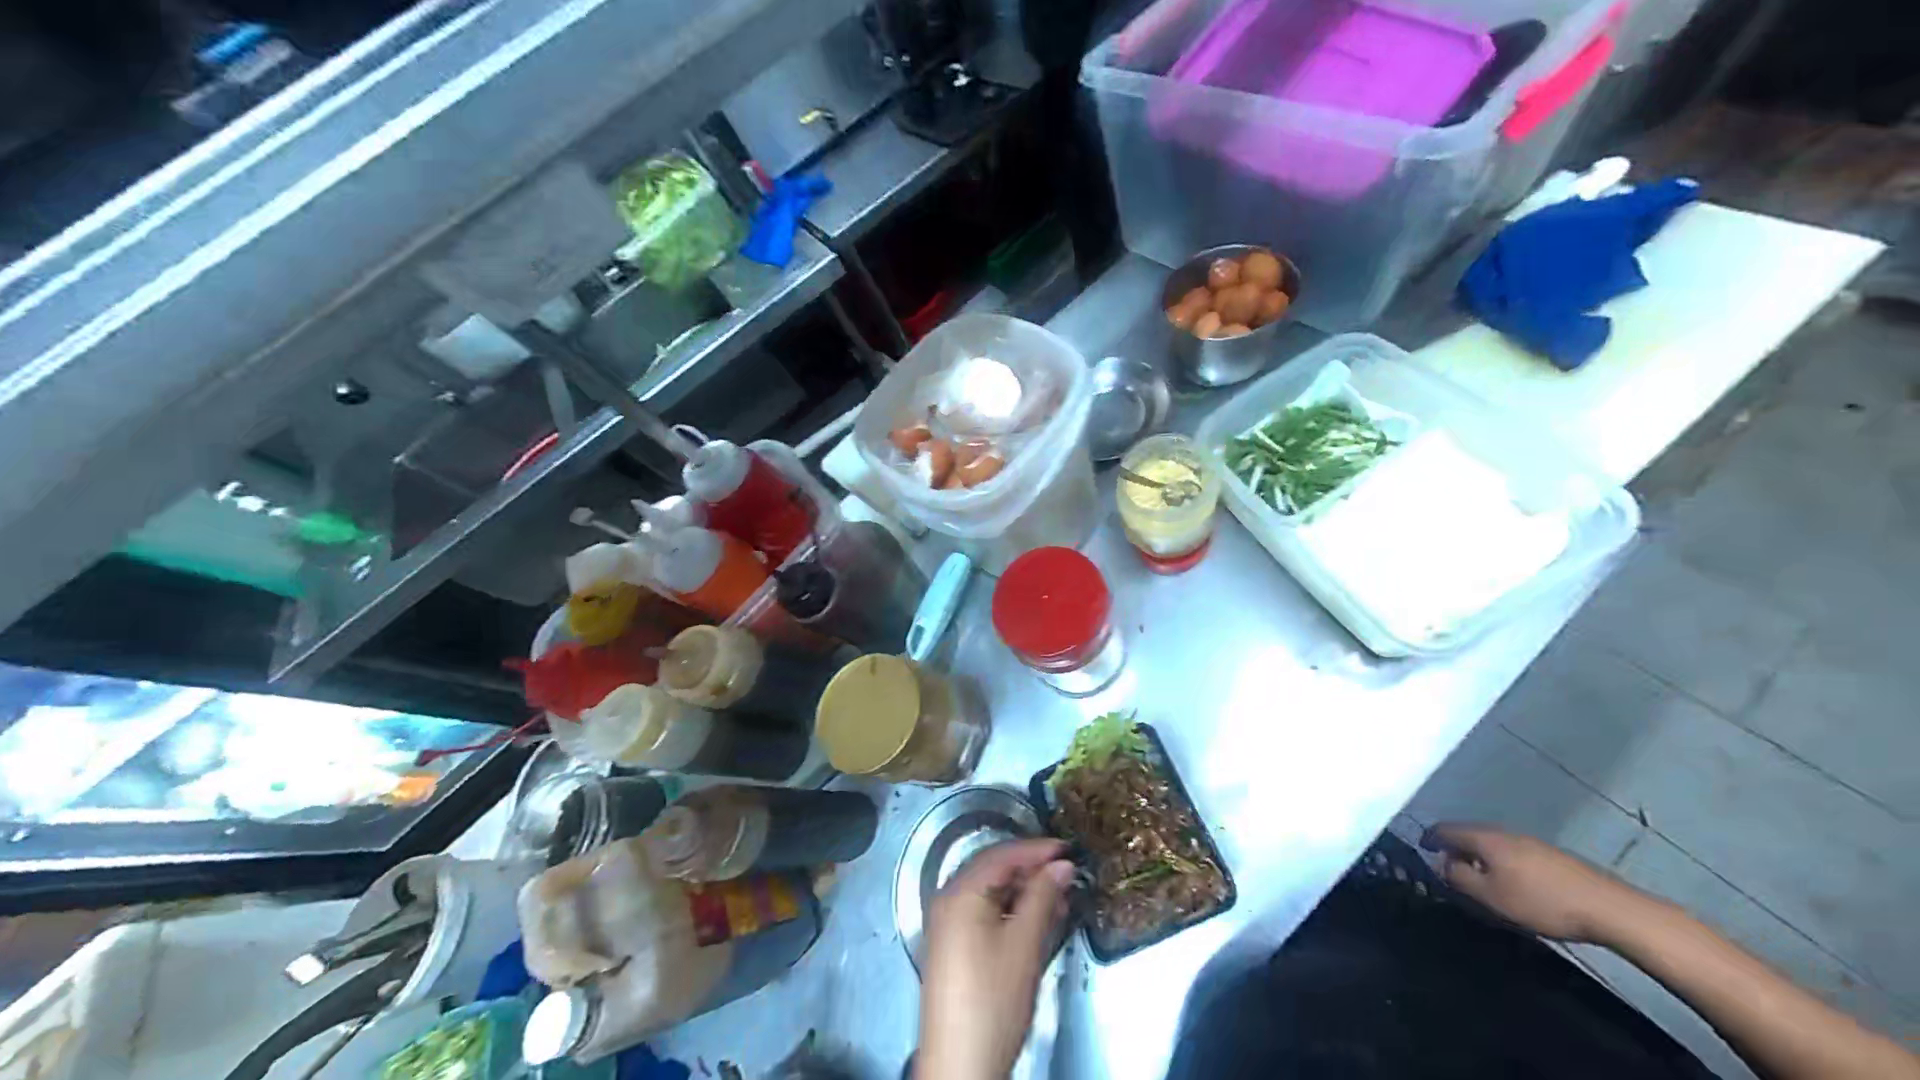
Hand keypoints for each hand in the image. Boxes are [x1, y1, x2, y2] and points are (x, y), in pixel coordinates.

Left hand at [915, 838, 1075, 1079]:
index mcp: (960, 892)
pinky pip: (985, 913)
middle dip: (1031, 870)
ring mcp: (948, 924)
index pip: (1001, 855)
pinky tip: (1037, 921)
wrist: (960, 1065)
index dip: (1036, 849)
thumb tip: (1062, 865)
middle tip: (1066, 875)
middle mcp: (948, 900)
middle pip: (993, 870)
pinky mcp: (954, 946)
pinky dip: (1012, 911)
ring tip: (1060, 899)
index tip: (1068, 849)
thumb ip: (1043, 897)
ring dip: (1024, 891)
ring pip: (991, 893)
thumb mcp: (1024, 945)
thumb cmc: (993, 1000)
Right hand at [1423, 823, 1647, 943]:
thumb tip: (1442, 863)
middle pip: (1469, 833)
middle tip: (1448, 867)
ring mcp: (1531, 842)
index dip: (1430, 837)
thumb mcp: (1491, 896)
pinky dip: (1499, 861)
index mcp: (1485, 838)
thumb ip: (1459, 877)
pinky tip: (1510, 880)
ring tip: (1478, 876)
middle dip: (1455, 847)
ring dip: (1479, 855)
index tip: (1421, 848)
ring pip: (1492, 843)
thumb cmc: (1541, 901)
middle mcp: (1504, 832)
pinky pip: (1512, 851)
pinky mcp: (1551, 855)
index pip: (1445, 828)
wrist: (1610, 909)